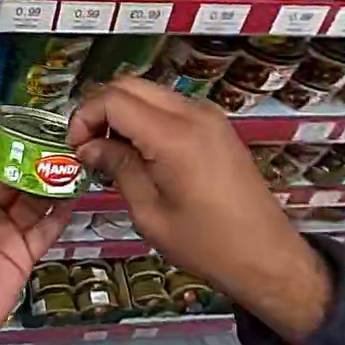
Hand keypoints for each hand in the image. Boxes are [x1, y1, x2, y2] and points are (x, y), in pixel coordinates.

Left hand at [0, 152, 72, 344]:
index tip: (19, 124)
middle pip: (13, 181)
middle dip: (30, 161)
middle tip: (54, 139)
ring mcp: (7, 233)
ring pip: (32, 202)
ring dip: (48, 183)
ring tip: (70, 161)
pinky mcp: (24, 256)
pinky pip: (45, 231)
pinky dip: (59, 215)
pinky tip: (73, 196)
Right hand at [69, 78, 332, 342]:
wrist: (269, 258)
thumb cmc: (206, 244)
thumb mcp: (149, 212)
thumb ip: (117, 167)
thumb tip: (88, 147)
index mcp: (173, 135)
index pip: (113, 100)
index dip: (85, 117)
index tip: (75, 148)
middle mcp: (192, 113)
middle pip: (128, 85)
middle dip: (99, 109)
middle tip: (87, 145)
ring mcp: (207, 115)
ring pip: (147, 91)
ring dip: (121, 111)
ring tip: (110, 149)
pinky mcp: (215, 124)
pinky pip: (167, 104)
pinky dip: (143, 116)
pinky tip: (139, 149)